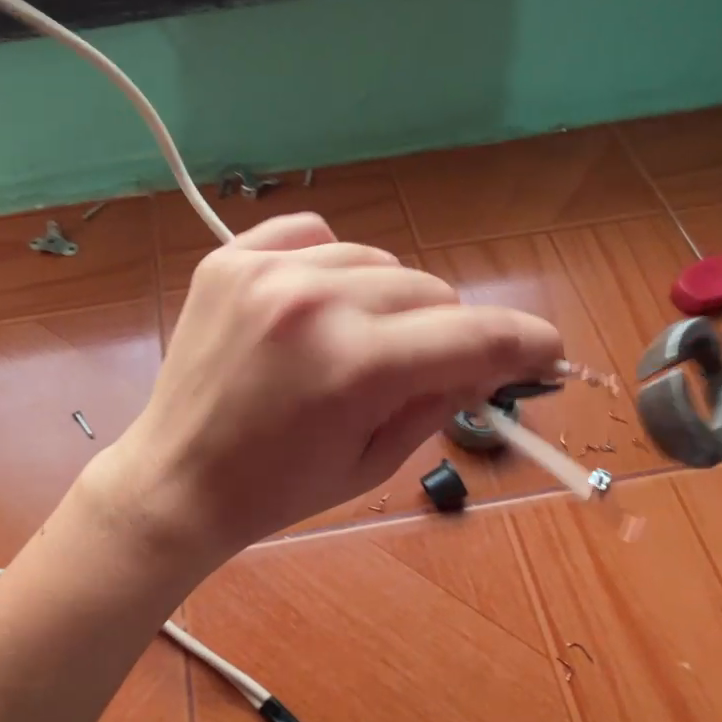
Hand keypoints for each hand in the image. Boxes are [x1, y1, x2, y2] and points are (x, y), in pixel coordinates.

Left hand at [84, 213, 561, 565]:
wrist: (176, 479)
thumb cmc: (278, 488)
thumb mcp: (375, 460)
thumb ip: (442, 398)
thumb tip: (493, 359)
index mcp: (356, 367)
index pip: (474, 335)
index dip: (525, 342)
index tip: (545, 351)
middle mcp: (315, 302)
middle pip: (431, 291)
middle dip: (445, 332)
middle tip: (427, 365)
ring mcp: (266, 271)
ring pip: (378, 260)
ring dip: (388, 299)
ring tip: (361, 338)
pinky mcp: (230, 258)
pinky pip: (315, 233)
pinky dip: (332, 262)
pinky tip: (318, 300)